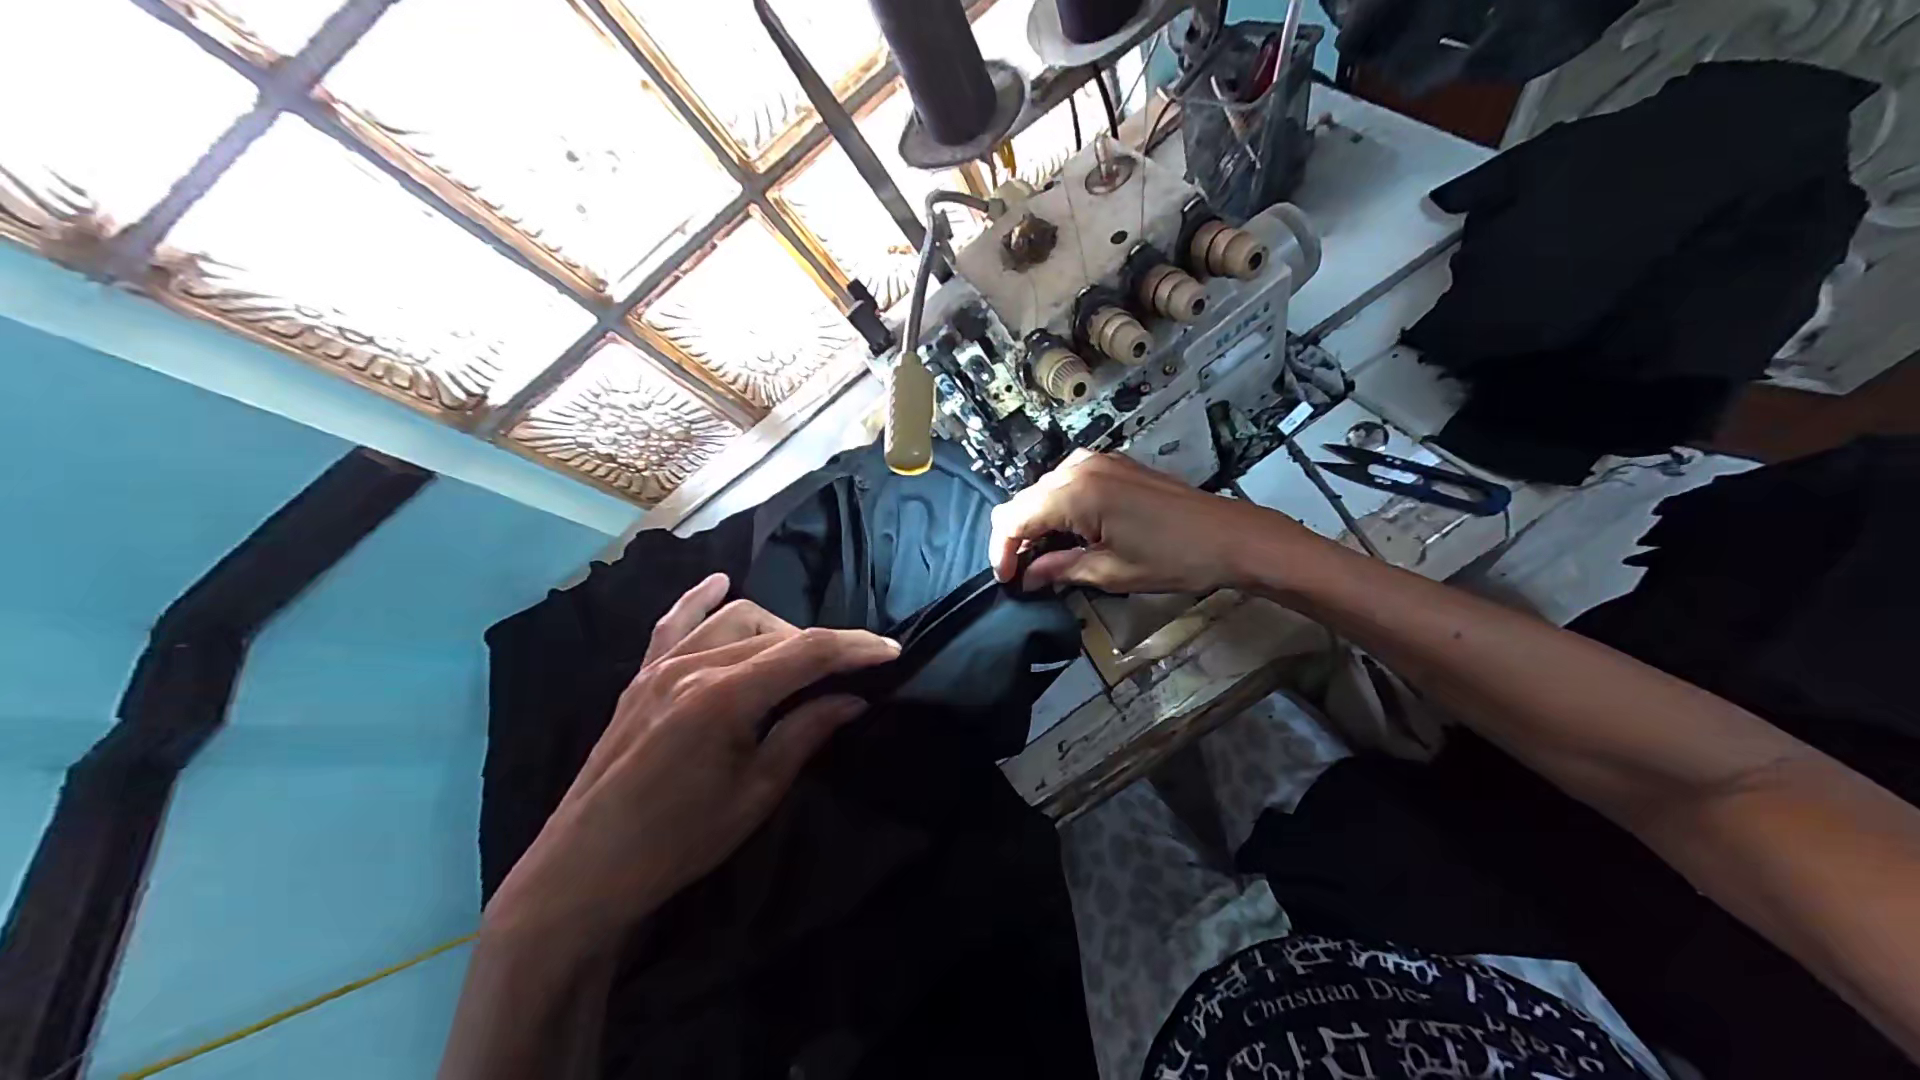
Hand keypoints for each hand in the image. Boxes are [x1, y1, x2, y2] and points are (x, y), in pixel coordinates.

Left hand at [485, 573, 899, 955]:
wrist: (585, 870)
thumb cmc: (678, 843)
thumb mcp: (755, 795)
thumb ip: (805, 734)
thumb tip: (853, 699)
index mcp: (724, 698)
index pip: (806, 652)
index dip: (855, 647)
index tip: (891, 650)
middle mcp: (693, 666)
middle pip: (776, 633)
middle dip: (821, 647)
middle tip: (845, 679)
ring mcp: (661, 666)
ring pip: (735, 619)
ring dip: (777, 631)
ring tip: (795, 664)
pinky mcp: (641, 676)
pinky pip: (676, 622)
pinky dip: (702, 600)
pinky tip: (720, 582)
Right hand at [989, 450, 1320, 593]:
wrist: (1230, 536)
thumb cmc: (1173, 558)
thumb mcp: (1110, 572)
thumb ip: (1060, 569)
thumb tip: (1027, 576)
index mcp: (1075, 493)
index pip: (1014, 519)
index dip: (1003, 552)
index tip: (1008, 580)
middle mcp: (1079, 467)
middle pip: (1023, 500)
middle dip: (1017, 537)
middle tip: (1025, 573)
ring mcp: (1097, 461)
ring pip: (1042, 490)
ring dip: (1037, 522)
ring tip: (1048, 557)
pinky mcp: (1112, 464)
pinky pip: (1067, 482)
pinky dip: (1059, 508)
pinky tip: (1070, 533)